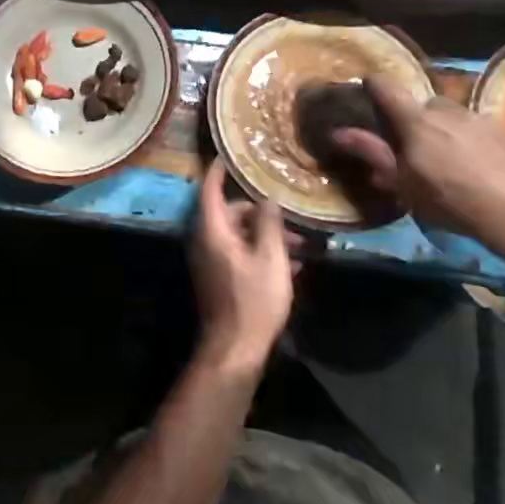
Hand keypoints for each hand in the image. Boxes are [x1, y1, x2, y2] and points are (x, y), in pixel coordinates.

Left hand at [189, 161, 298, 365]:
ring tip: (300, 243)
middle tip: (288, 211)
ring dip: (265, 234)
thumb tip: (268, 199)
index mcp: (212, 232)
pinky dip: (260, 252)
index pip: (210, 190)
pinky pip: (238, 253)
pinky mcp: (219, 277)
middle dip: (258, 210)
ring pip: (237, 235)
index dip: (219, 171)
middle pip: (228, 213)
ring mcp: (210, 261)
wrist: (235, 349)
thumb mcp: (271, 259)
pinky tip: (291, 263)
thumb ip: (270, 225)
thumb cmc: (254, 301)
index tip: (230, 154)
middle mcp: (205, 242)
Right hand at [327, 77, 504, 281]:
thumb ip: (373, 153)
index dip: (372, 84)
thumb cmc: (452, 200)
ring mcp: (481, 118)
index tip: (364, 88)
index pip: (387, 88)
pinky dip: (470, 142)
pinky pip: (478, 129)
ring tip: (446, 162)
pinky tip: (477, 169)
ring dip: (443, 131)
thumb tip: (338, 131)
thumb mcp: (404, 183)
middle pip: (422, 105)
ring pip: (452, 117)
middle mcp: (448, 110)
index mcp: (416, 120)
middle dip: (413, 120)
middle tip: (411, 148)